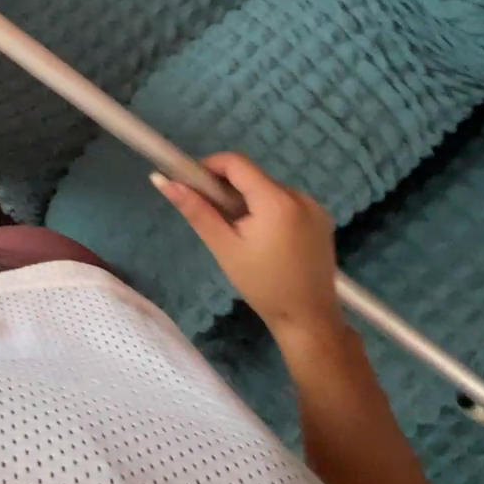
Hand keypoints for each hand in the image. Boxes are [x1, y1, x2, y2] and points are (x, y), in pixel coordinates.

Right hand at [152, 154, 345, 342]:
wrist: (308, 321)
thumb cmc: (261, 285)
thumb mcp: (224, 247)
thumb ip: (195, 209)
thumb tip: (162, 180)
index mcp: (276, 200)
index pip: (236, 162)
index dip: (209, 166)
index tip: (193, 186)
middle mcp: (300, 196)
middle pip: (252, 176)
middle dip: (227, 189)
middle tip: (214, 217)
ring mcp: (315, 208)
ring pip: (267, 188)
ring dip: (247, 200)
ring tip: (238, 232)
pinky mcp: (321, 220)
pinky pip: (284, 201)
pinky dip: (266, 209)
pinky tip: (263, 238)